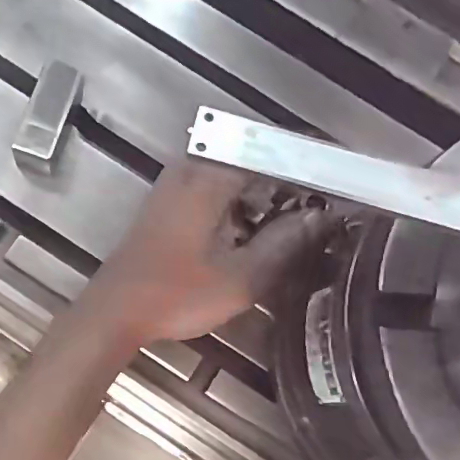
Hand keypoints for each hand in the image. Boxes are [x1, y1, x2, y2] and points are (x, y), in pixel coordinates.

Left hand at [71, 161, 336, 347]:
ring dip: (266, 195)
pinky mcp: (169, 203)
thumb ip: (286, 242)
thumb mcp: (242, 276)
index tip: (343, 175)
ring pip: (236, 175)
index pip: (275, 148)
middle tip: (324, 206)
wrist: (115, 311)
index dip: (313, 158)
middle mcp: (192, 167)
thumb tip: (321, 218)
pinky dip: (242, 205)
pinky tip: (257, 233)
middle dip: (292, 180)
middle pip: (255, 157)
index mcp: (211, 174)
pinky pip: (217, 189)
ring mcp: (176, 183)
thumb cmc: (176, 294)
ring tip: (299, 223)